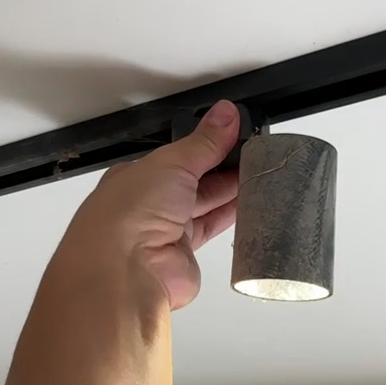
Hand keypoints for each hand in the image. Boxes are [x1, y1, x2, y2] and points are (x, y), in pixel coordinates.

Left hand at [52, 99, 240, 310]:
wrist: (125, 271)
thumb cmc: (131, 211)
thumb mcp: (172, 162)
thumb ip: (204, 141)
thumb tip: (226, 113)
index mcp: (138, 175)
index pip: (179, 155)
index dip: (207, 145)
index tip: (237, 135)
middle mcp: (149, 203)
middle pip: (194, 180)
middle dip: (223, 168)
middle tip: (257, 154)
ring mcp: (166, 230)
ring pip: (205, 205)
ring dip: (230, 192)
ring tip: (261, 175)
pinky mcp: (185, 254)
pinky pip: (211, 230)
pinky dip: (230, 217)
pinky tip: (250, 206)